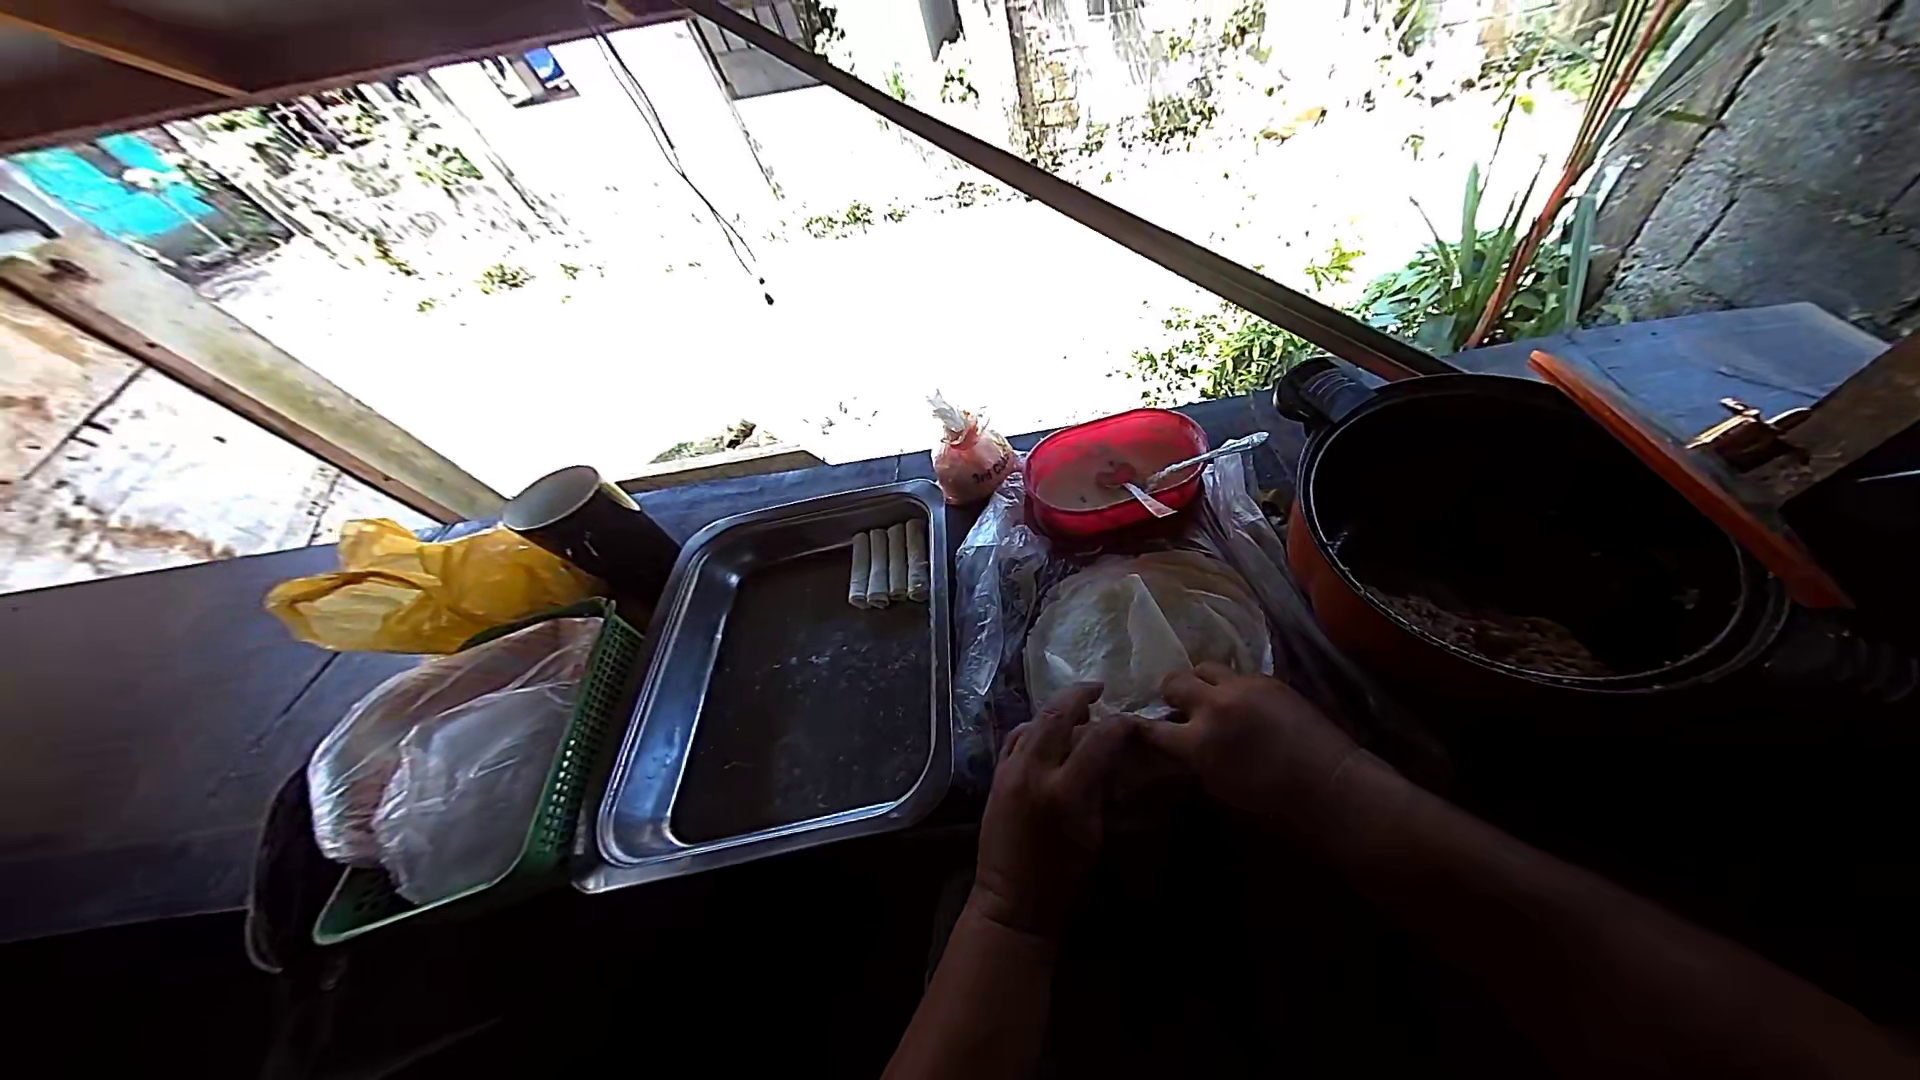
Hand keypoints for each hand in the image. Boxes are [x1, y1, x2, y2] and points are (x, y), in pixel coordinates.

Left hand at [970, 682, 1132, 938]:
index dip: (1118, 724)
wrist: (1012, 903)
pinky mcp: (995, 776)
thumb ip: (1098, 788)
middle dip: (1079, 696)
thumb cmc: (1063, 879)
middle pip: (1056, 716)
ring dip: (1055, 709)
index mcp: (1064, 791)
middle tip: (1097, 688)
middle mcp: (1033, 771)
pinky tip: (1045, 728)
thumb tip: (1108, 755)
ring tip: (1076, 705)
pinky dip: (1032, 727)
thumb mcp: (1093, 835)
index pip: (1097, 740)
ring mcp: (1009, 771)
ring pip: (1032, 722)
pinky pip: (1014, 738)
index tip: (1131, 719)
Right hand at [1134, 662, 1372, 831]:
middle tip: (1179, 706)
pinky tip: (1245, 704)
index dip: (1140, 725)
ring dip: (1201, 682)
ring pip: (1205, 668)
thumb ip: (1193, 757)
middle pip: (1175, 681)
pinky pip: (1238, 675)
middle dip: (1172, 693)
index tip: (1133, 723)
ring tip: (1211, 697)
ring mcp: (1243, 688)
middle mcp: (1215, 706)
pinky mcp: (1269, 680)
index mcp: (1198, 742)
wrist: (1334, 789)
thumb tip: (1180, 740)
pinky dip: (1233, 686)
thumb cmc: (1274, 805)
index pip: (1152, 727)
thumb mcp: (1219, 786)